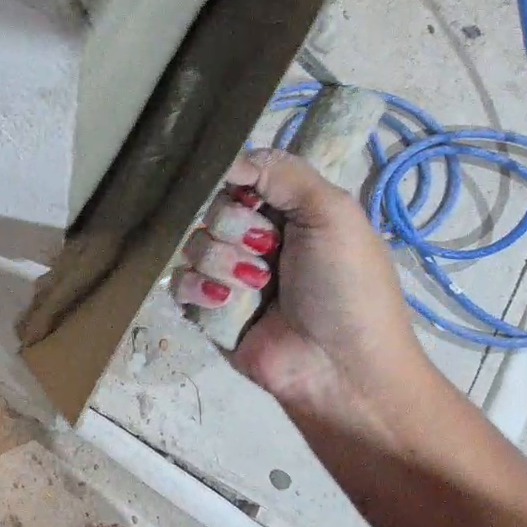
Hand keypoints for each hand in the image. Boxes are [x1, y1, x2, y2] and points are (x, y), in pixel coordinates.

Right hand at [174, 150, 434, 427]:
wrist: (340, 370)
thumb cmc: (347, 289)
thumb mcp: (334, 214)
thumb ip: (284, 173)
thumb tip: (228, 156)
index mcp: (289, 211)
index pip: (239, 175)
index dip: (236, 181)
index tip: (245, 192)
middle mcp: (256, 237)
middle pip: (209, 207)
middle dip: (235, 228)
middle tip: (268, 252)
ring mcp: (229, 273)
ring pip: (192, 244)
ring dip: (224, 264)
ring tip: (255, 287)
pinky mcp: (207, 307)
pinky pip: (179, 281)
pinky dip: (201, 290)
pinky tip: (227, 303)